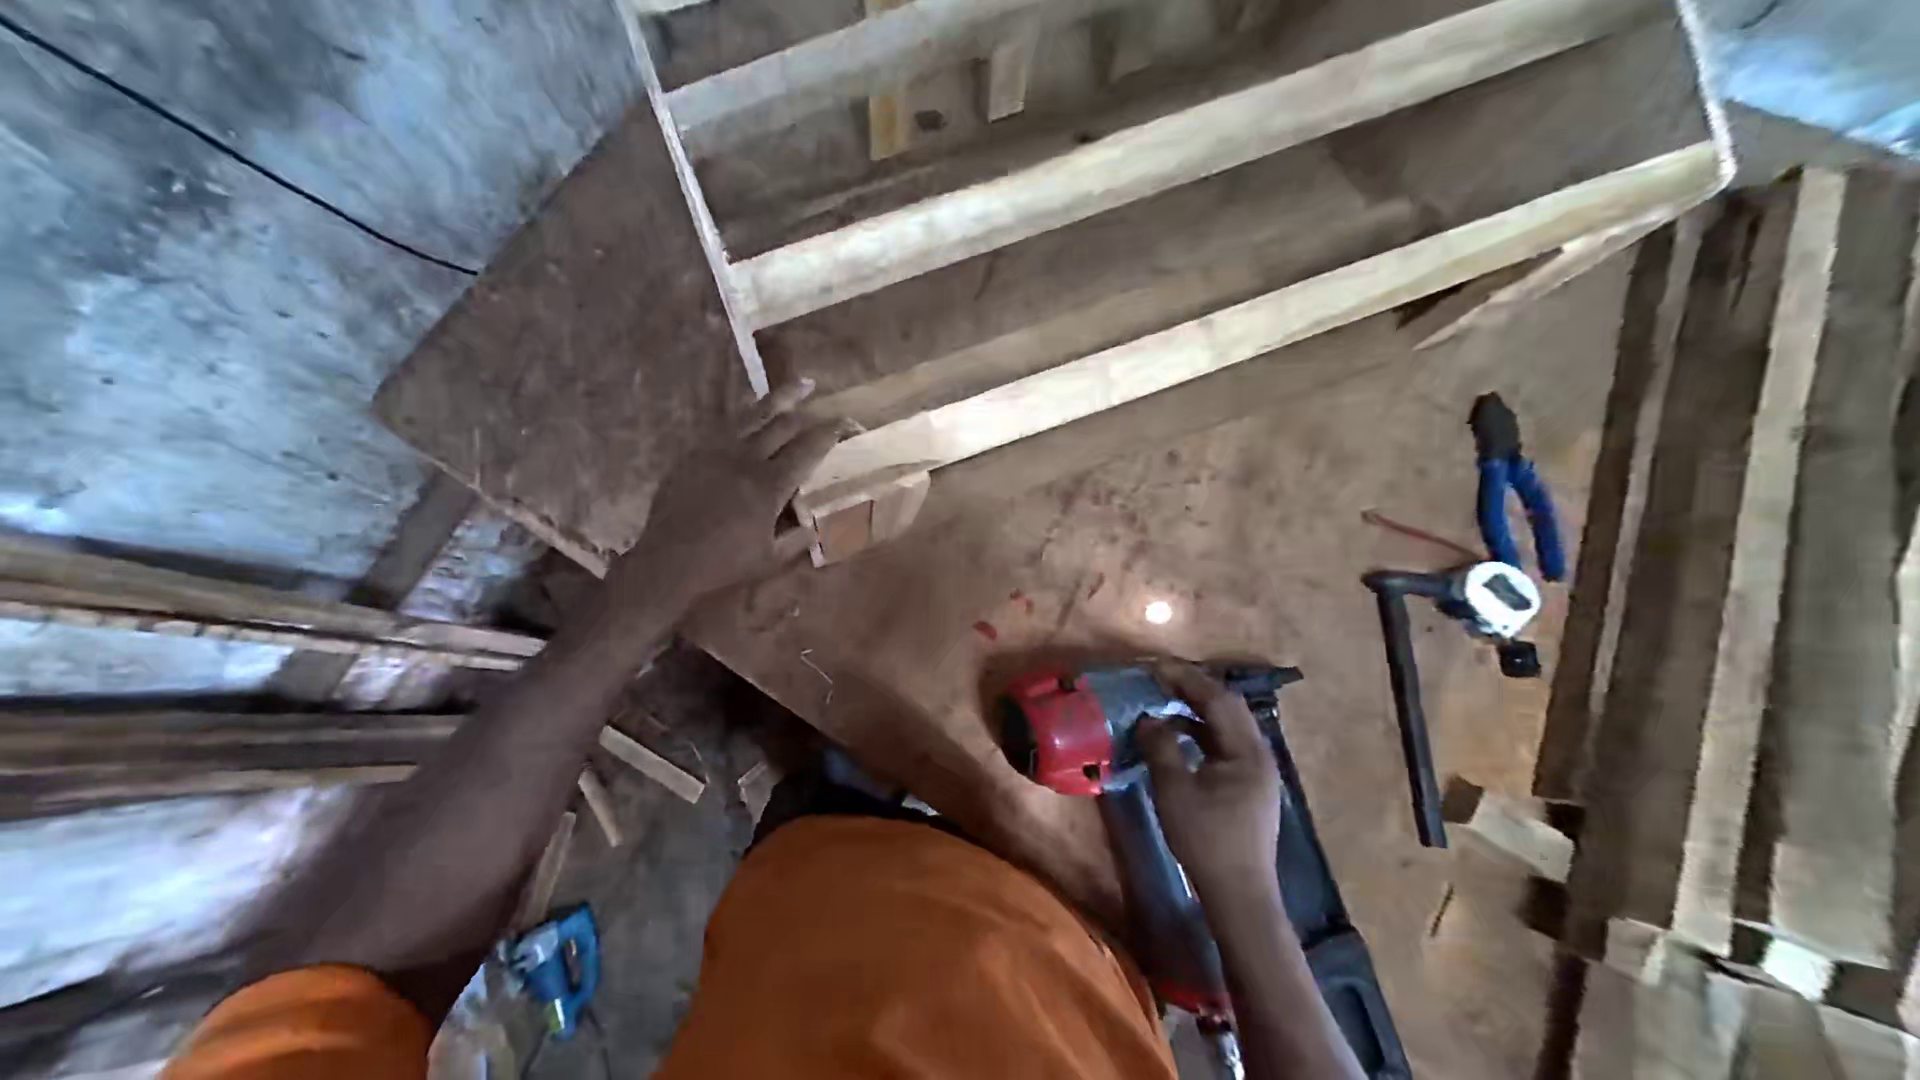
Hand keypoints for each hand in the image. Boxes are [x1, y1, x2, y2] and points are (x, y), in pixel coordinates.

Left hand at [609, 378, 845, 604]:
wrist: (667, 562)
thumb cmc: (724, 565)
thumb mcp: (771, 559)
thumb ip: (798, 539)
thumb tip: (815, 525)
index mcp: (769, 486)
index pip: (807, 449)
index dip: (829, 433)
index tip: (845, 423)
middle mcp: (745, 460)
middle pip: (783, 424)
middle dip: (810, 413)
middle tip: (826, 408)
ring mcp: (716, 452)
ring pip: (753, 415)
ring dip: (780, 399)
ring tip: (800, 385)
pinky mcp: (694, 454)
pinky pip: (726, 426)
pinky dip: (748, 417)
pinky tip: (755, 415)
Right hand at [1139, 661, 1283, 899]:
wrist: (1239, 894)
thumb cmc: (1206, 839)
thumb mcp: (1175, 790)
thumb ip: (1161, 747)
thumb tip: (1148, 719)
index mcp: (1247, 751)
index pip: (1217, 699)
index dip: (1186, 679)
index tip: (1157, 666)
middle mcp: (1259, 754)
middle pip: (1229, 707)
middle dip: (1195, 687)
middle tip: (1162, 677)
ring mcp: (1257, 771)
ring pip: (1229, 725)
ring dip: (1199, 708)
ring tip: (1167, 699)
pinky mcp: (1249, 785)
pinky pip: (1226, 743)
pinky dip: (1203, 731)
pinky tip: (1179, 735)